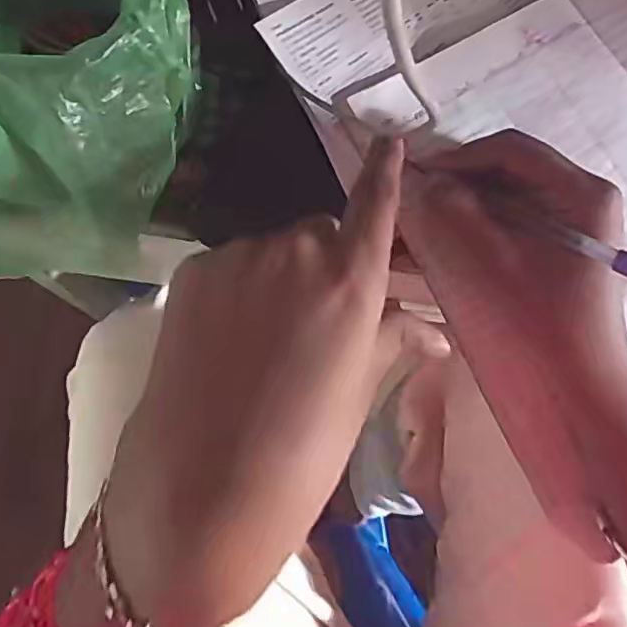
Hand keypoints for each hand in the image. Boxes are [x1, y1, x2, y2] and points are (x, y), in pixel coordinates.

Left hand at [92, 135, 406, 626]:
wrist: (201, 487)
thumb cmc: (302, 455)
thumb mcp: (357, 394)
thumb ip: (390, 340)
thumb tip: (432, 329)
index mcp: (350, 279)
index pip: (374, 204)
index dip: (385, 170)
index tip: (390, 139)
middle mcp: (296, 250)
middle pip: (321, 234)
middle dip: (328, 260)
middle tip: (320, 314)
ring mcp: (239, 255)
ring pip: (274, 250)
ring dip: (281, 275)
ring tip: (268, 335)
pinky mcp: (195, 269)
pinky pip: (232, 265)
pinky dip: (240, 286)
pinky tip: (230, 334)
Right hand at [397, 129, 626, 369]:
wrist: (569, 407)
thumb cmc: (526, 326)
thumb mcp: (471, 255)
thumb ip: (431, 204)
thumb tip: (398, 172)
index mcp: (578, 194)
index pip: (505, 149)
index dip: (449, 158)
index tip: (405, 179)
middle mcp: (574, 209)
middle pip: (495, 180)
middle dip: (440, 193)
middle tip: (396, 208)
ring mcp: (558, 242)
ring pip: (487, 212)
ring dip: (440, 219)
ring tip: (395, 236)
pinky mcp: (539, 270)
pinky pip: (489, 241)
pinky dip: (452, 243)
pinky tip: (412, 258)